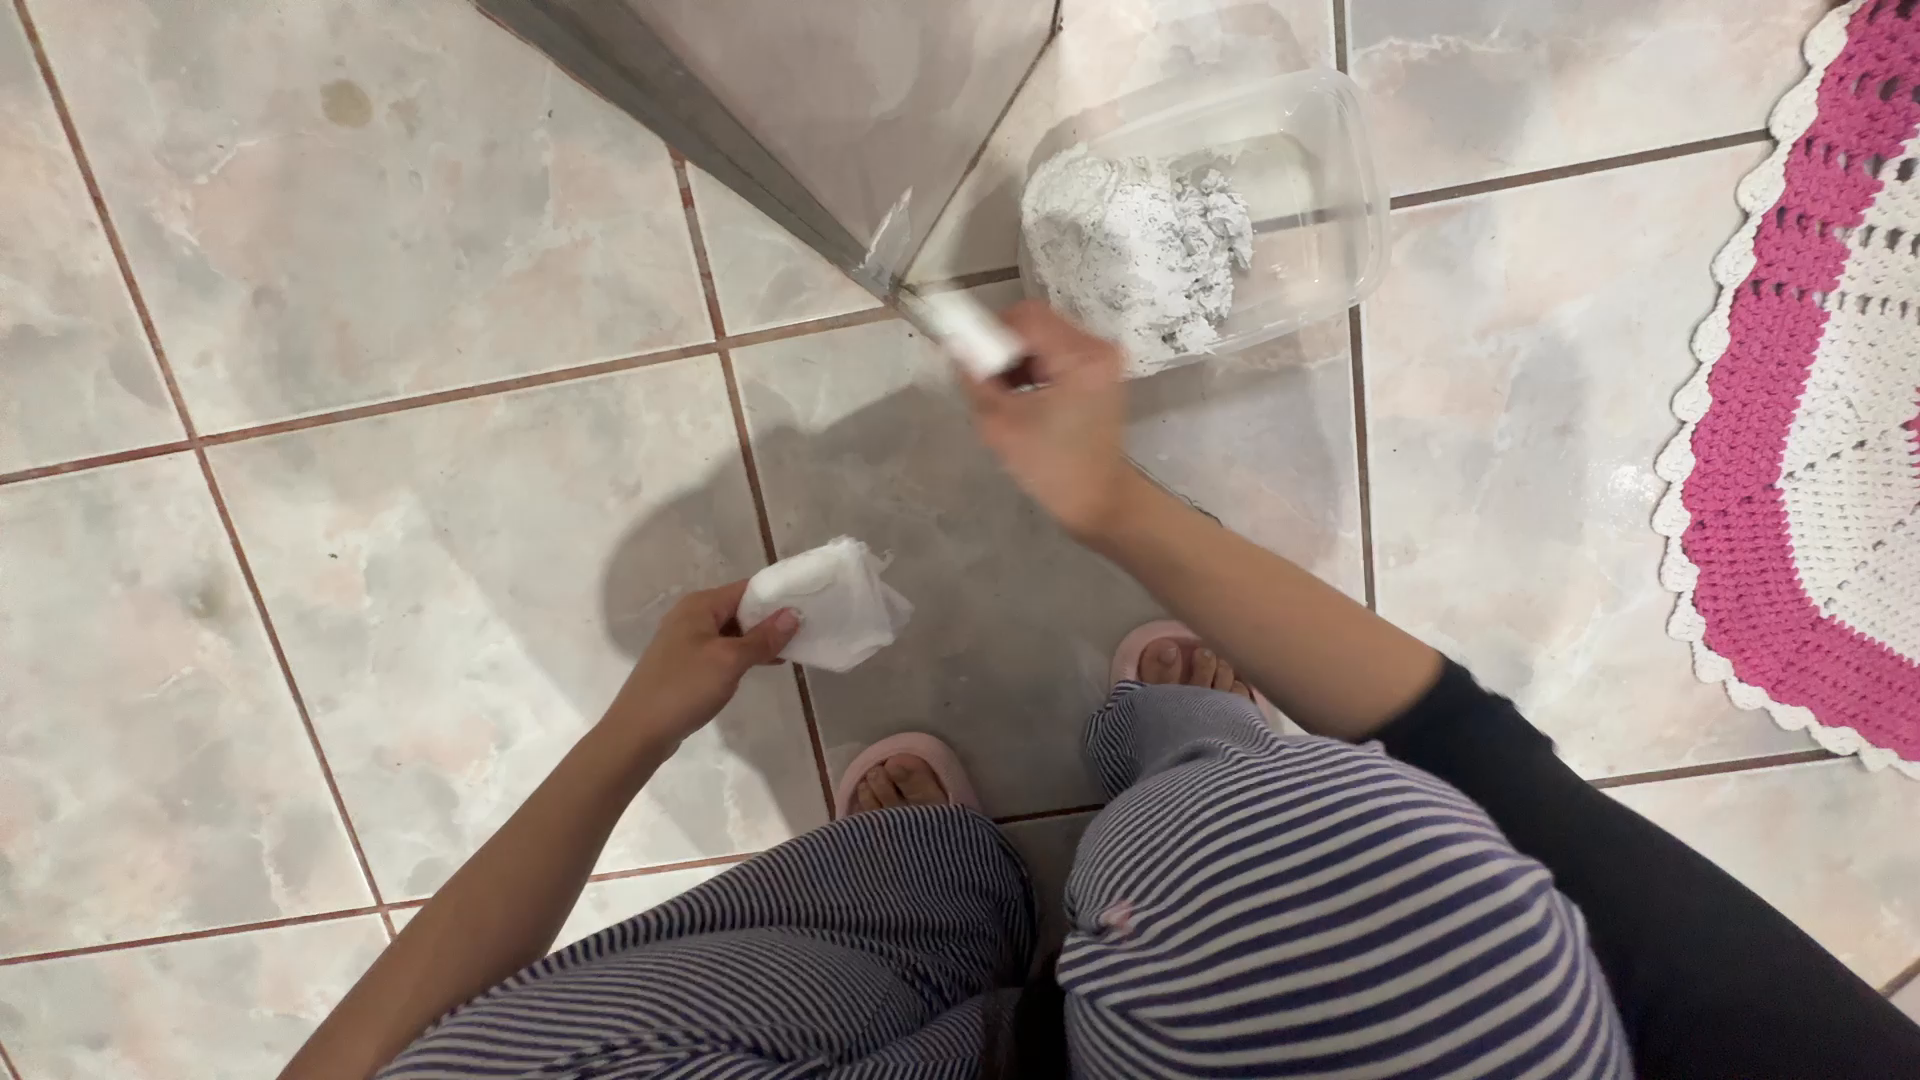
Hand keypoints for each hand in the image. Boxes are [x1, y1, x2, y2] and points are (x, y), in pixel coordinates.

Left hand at [604, 580, 799, 747]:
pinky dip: (744, 654)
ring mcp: (687, 640)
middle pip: (740, 608)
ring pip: (733, 631)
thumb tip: (793, 614)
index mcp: (700, 605)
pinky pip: (723, 649)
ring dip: (759, 639)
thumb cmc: (684, 688)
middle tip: (805, 630)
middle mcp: (692, 616)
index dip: (777, 595)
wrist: (638, 732)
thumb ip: (763, 638)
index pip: (747, 588)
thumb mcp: (729, 661)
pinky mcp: (686, 663)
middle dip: (771, 619)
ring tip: (792, 649)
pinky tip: (764, 665)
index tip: (807, 605)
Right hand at [960, 301, 1134, 538]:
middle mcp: (1098, 347)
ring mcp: (1102, 359)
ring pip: (1043, 338)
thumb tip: (956, 343)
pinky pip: (1056, 355)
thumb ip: (974, 378)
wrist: (1097, 499)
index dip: (991, 333)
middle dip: (1004, 350)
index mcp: (1080, 357)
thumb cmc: (1050, 468)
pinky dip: (1034, 370)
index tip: (972, 360)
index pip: (1026, 317)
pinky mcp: (1100, 373)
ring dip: (1018, 361)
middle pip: (1036, 324)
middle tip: (988, 384)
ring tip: (1007, 397)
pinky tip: (1025, 400)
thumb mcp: (999, 424)